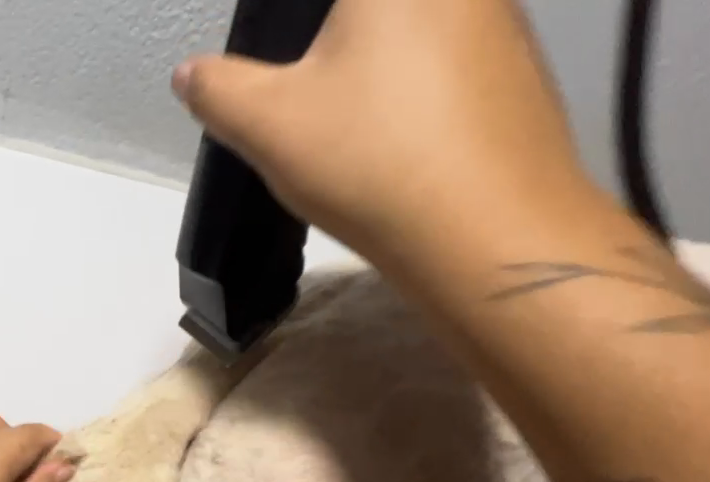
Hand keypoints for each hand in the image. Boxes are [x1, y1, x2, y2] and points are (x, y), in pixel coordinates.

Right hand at [171, 0, 606, 269]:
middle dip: (328, 47)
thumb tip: (192, 73)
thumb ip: (218, 88)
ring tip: (348, 133)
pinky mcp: (518, 69)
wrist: (485, 230)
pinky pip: (446, 64)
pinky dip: (411, 96)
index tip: (286, 82)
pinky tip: (394, 150)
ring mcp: (501, 18)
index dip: (291, 28)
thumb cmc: (372, 160)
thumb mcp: (267, 125)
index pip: (312, 1)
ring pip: (411, 32)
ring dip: (372, 69)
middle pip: (366, 13)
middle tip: (303, 102)